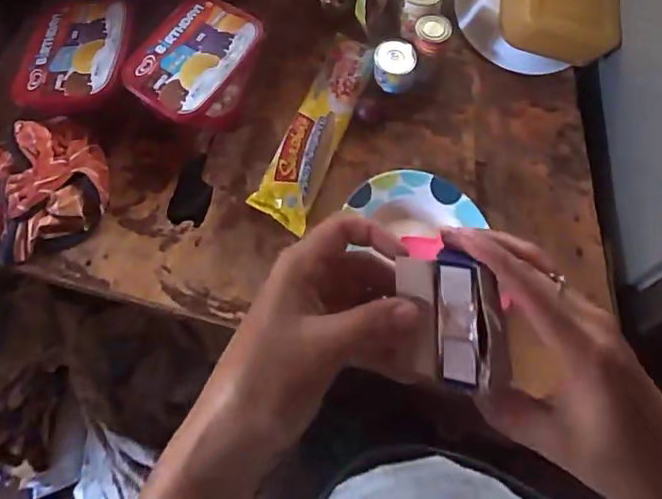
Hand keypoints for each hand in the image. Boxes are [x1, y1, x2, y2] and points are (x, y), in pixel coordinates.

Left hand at [145, 215, 419, 498]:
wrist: (232, 432)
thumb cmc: (272, 371)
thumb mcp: (324, 344)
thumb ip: (371, 323)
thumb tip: (417, 307)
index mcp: (302, 265)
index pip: (343, 230)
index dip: (376, 235)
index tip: (409, 260)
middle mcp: (310, 281)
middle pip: (359, 268)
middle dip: (392, 286)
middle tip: (429, 307)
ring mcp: (315, 314)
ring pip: (361, 302)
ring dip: (390, 318)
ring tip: (425, 338)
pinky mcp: (320, 344)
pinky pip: (357, 333)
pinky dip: (379, 345)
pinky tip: (407, 366)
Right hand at [442, 228, 661, 498]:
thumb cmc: (622, 463)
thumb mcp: (559, 445)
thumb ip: (510, 413)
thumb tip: (467, 386)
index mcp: (580, 345)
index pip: (528, 284)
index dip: (490, 255)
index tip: (456, 237)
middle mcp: (589, 319)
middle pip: (537, 263)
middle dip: (493, 242)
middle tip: (452, 236)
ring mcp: (596, 317)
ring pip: (546, 269)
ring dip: (507, 252)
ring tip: (468, 249)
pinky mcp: (597, 324)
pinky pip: (554, 285)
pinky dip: (522, 271)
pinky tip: (501, 281)